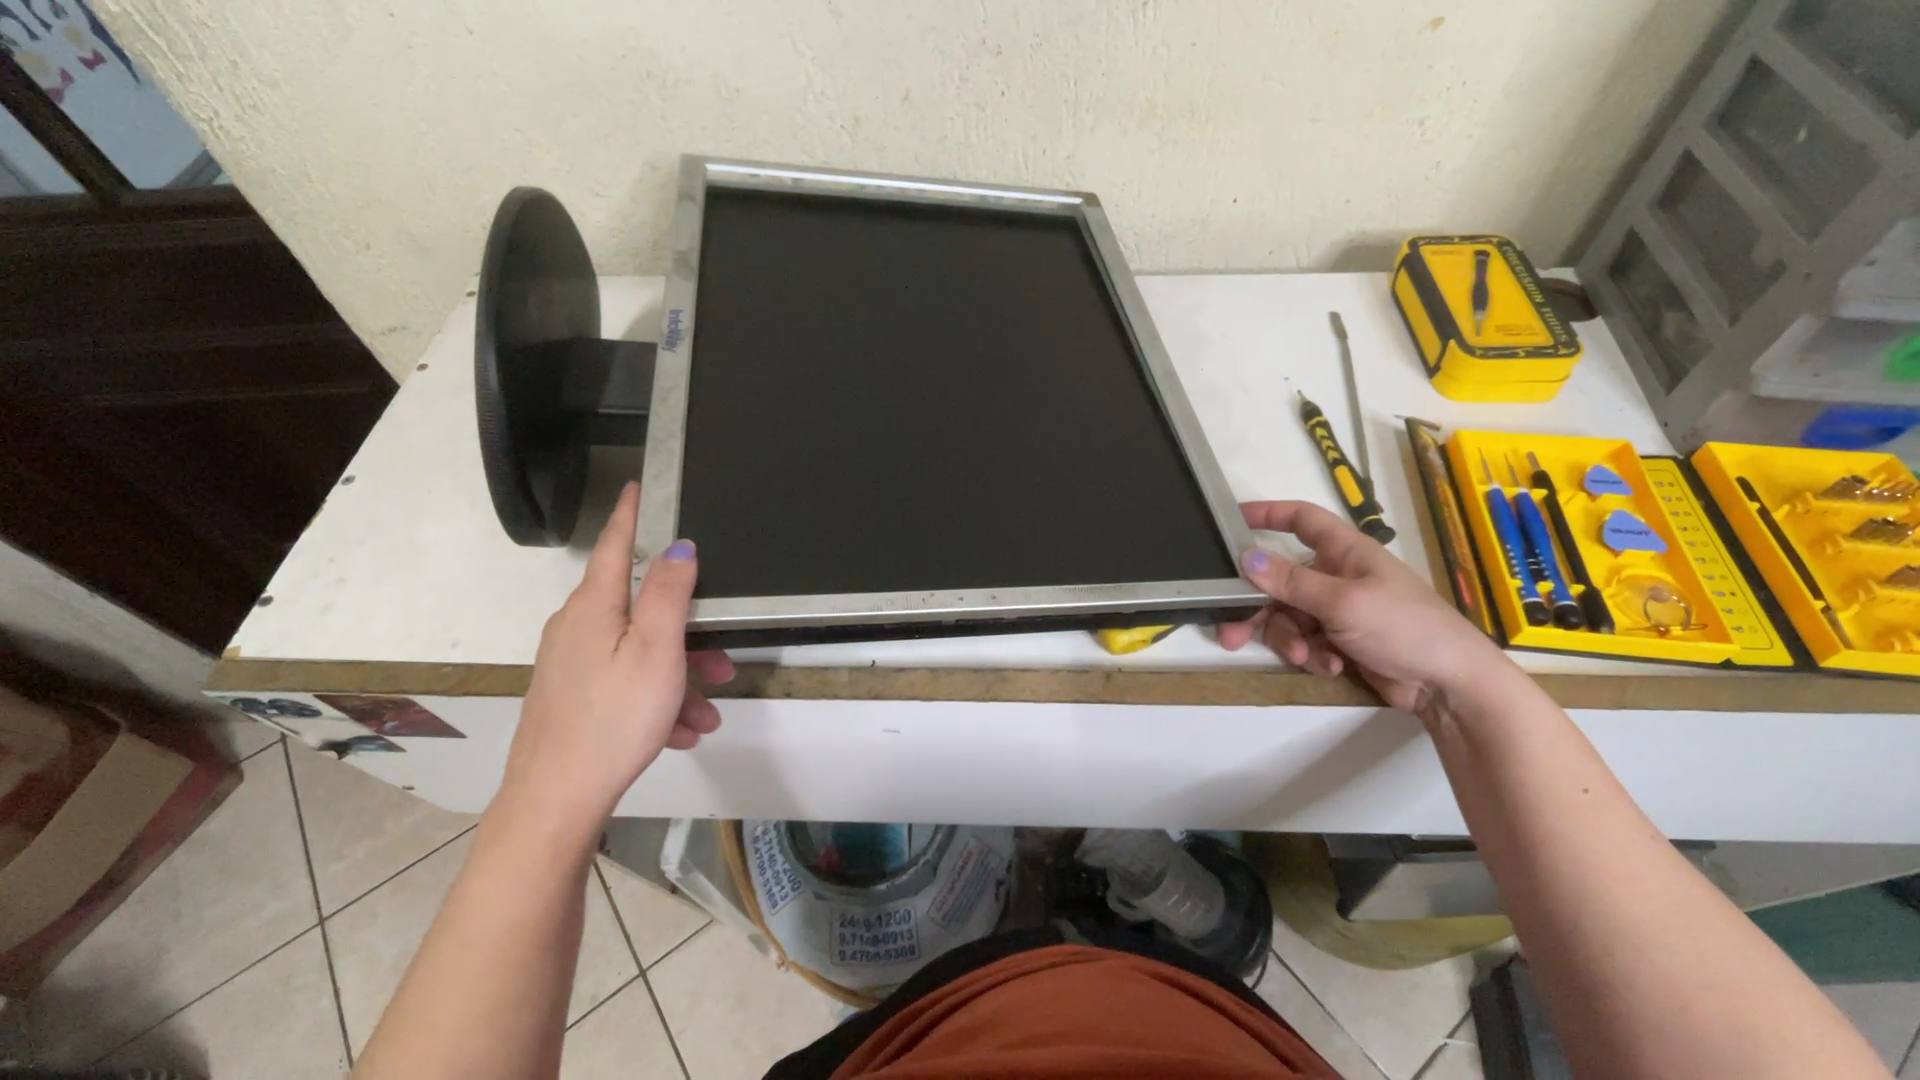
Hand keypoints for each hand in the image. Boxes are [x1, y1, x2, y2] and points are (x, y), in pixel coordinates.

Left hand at [499, 481, 733, 826]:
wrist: (556, 800)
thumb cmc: (613, 720)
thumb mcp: (656, 651)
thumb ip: (670, 594)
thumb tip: (679, 546)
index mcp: (594, 607)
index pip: (619, 543)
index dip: (635, 513)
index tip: (643, 486)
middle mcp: (576, 627)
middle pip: (640, 608)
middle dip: (688, 629)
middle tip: (725, 657)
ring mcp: (571, 664)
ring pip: (639, 652)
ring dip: (680, 675)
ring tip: (709, 712)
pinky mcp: (573, 697)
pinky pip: (625, 684)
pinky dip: (657, 700)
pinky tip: (682, 731)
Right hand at [1218, 500, 1509, 715]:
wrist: (1448, 683)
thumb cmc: (1404, 627)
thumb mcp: (1343, 602)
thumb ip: (1291, 581)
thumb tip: (1246, 556)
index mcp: (1344, 552)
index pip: (1301, 520)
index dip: (1267, 514)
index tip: (1231, 521)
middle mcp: (1338, 576)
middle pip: (1280, 582)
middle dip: (1258, 610)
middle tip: (1231, 632)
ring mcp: (1339, 611)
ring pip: (1288, 618)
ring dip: (1289, 640)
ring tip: (1304, 658)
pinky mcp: (1341, 641)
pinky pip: (1306, 642)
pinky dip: (1311, 656)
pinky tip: (1330, 667)